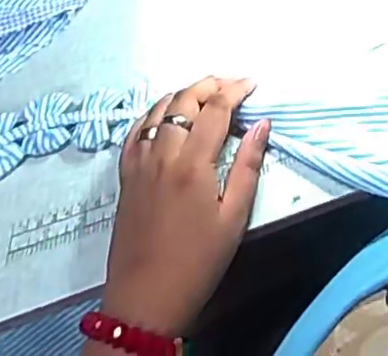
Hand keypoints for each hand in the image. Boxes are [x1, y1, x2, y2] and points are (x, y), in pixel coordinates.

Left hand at [97, 77, 267, 338]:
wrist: (144, 304)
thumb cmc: (197, 262)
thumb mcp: (234, 216)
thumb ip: (248, 164)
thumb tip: (262, 124)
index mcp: (192, 163)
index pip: (215, 107)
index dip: (236, 89)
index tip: (253, 84)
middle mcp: (162, 154)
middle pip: (184, 99)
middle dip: (211, 84)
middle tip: (233, 86)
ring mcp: (139, 164)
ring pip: (158, 109)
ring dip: (184, 94)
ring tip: (205, 95)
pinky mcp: (125, 176)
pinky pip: (136, 130)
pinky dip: (154, 113)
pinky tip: (167, 115)